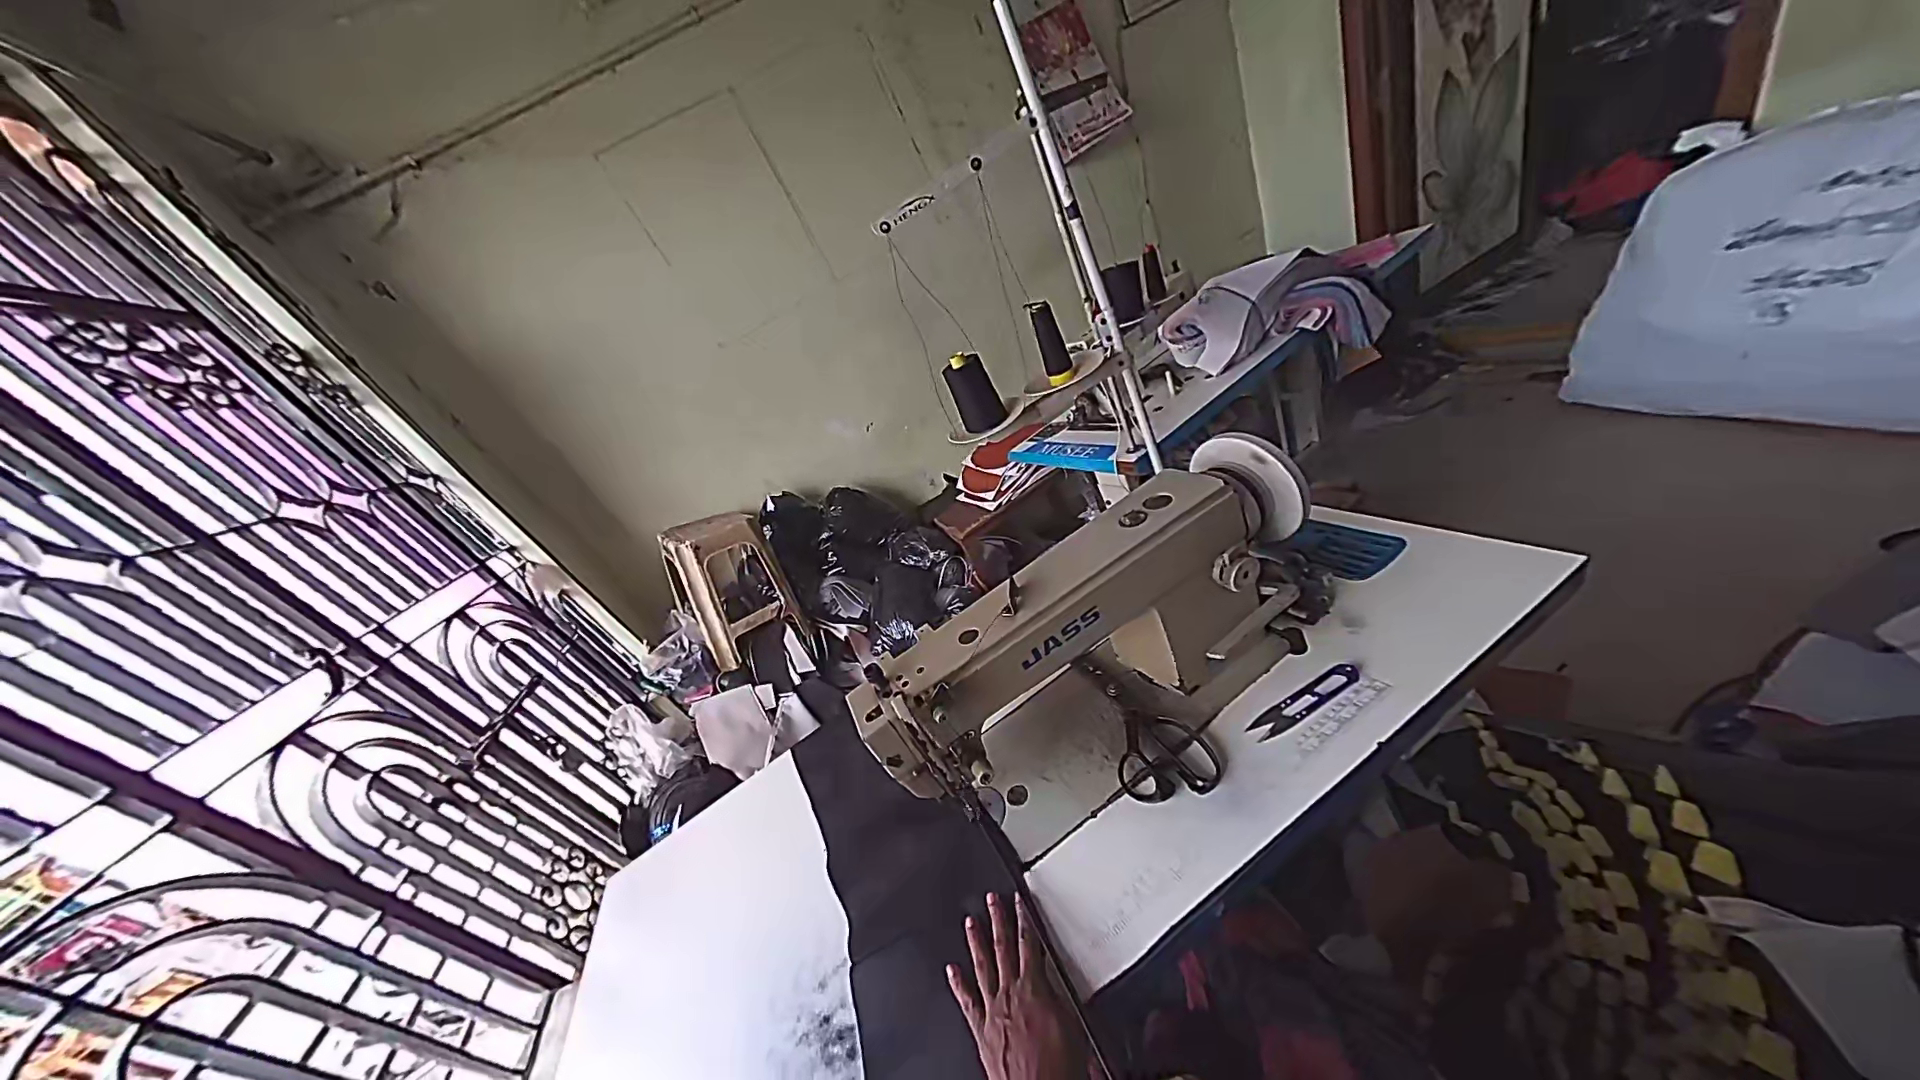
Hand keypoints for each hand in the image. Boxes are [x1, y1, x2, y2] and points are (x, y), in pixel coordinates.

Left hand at [947, 892, 1086, 1079]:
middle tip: (991, 899)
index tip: (1018, 901)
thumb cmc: (1057, 1069)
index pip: (1028, 944)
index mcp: (1034, 989)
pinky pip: (967, 1002)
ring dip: (976, 942)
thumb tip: (1057, 985)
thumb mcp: (1072, 1026)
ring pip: (983, 966)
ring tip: (971, 921)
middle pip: (1003, 948)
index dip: (1023, 919)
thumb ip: (1060, 998)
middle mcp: (1010, 994)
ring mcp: (992, 1010)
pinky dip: (958, 984)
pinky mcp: (981, 1029)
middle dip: (997, 920)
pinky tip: (951, 969)